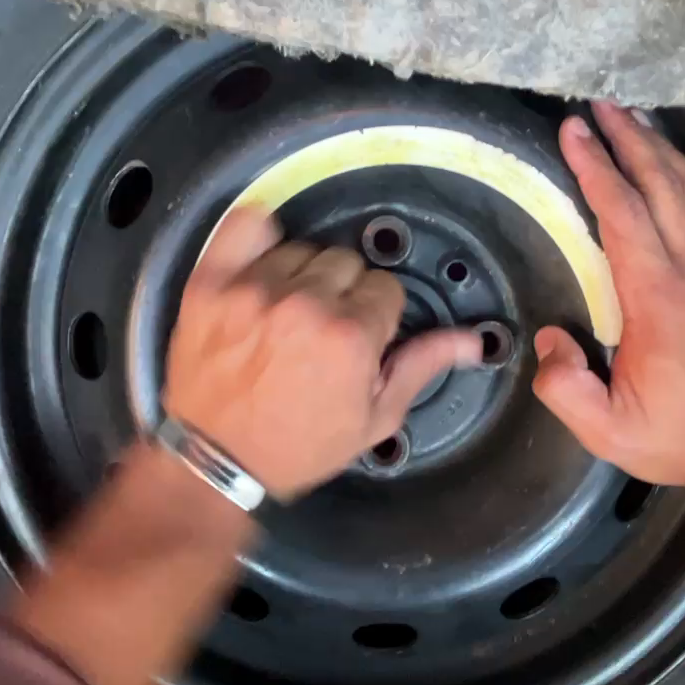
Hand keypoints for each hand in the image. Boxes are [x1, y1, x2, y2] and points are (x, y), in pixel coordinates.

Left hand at [162, 209, 480, 499]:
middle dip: (343, 293)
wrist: (215, 459)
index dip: (376, 314)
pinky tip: (263, 266)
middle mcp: (306, 303)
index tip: (358, 337)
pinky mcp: (211, 282)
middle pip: (346, 262)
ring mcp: (254, 288)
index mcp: (351, 335)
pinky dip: (259, 238)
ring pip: (301, 249)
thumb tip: (473, 340)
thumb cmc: (300, 444)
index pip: (386, 288)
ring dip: (301, 274)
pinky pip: (246, 224)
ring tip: (286, 312)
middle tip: (321, 329)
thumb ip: (421, 366)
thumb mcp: (373, 419)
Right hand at [532, 103, 684, 493]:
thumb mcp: (604, 428)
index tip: (573, 131)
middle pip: (657, 185)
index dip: (593, 167)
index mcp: (654, 296)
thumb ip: (563, 385)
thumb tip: (550, 337)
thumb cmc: (677, 436)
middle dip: (624, 140)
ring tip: (638, 117)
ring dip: (665, 147)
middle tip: (599, 106)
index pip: (620, 212)